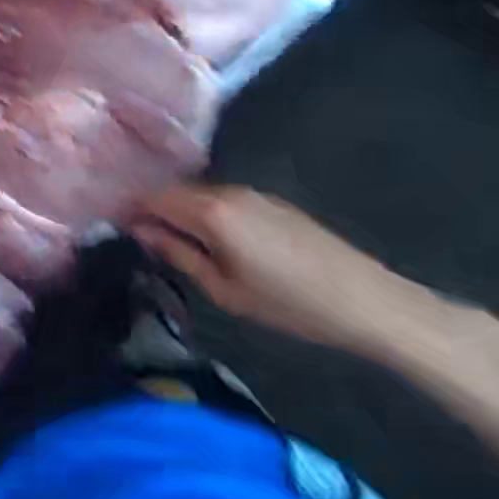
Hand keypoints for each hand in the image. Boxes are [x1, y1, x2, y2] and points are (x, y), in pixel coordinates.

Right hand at [128, 185, 458, 359]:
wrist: (379, 306)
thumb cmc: (292, 304)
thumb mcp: (223, 289)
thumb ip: (175, 253)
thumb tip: (139, 229)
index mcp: (208, 211)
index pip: (148, 197)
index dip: (129, 210)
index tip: (120, 229)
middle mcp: (227, 192)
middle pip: (172, 192)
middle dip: (154, 209)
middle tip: (148, 238)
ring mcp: (255, 194)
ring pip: (198, 195)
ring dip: (183, 211)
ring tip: (183, 241)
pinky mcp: (277, 203)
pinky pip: (225, 200)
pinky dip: (210, 213)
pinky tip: (220, 239)